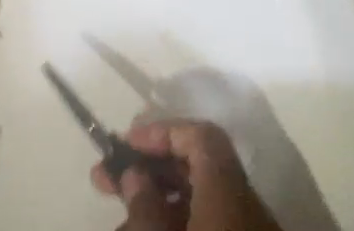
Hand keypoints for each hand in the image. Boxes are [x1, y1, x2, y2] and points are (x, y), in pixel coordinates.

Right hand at [92, 120, 283, 230]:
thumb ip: (145, 206)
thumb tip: (135, 175)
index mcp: (229, 198)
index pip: (202, 137)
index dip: (162, 132)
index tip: (124, 146)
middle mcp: (248, 213)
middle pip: (199, 170)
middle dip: (149, 172)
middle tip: (105, 181)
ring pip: (202, 206)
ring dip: (158, 207)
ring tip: (122, 225)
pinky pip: (213, 230)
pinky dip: (179, 228)